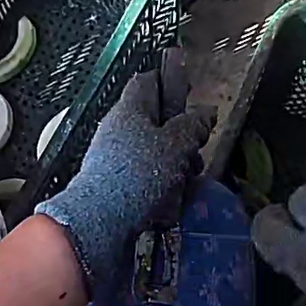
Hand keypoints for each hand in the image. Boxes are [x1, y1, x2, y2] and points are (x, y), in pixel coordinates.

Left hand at [36, 48, 211, 296]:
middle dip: (181, 140)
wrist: (100, 223)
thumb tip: (206, 111)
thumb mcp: (175, 145)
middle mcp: (118, 131)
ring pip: (153, 156)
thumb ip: (193, 126)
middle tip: (196, 156)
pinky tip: (171, 206)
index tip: (191, 95)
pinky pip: (144, 182)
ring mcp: (113, 161)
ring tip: (186, 185)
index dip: (171, 83)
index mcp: (130, 110)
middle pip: (156, 124)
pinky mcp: (115, 188)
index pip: (148, 82)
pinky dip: (161, 190)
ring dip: (175, 169)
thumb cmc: (138, 175)